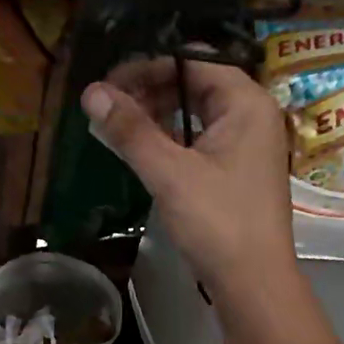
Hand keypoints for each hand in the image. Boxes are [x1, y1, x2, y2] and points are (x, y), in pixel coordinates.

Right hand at [81, 58, 295, 293]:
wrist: (253, 281)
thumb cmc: (217, 222)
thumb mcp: (169, 173)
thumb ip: (130, 131)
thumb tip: (91, 93)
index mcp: (245, 103)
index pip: (193, 61)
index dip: (147, 68)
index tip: (108, 86)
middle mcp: (252, 116)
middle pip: (195, 85)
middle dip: (150, 92)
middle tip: (109, 110)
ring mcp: (248, 146)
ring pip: (196, 116)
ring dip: (158, 118)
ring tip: (119, 131)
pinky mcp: (238, 173)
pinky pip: (201, 142)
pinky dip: (172, 142)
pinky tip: (145, 154)